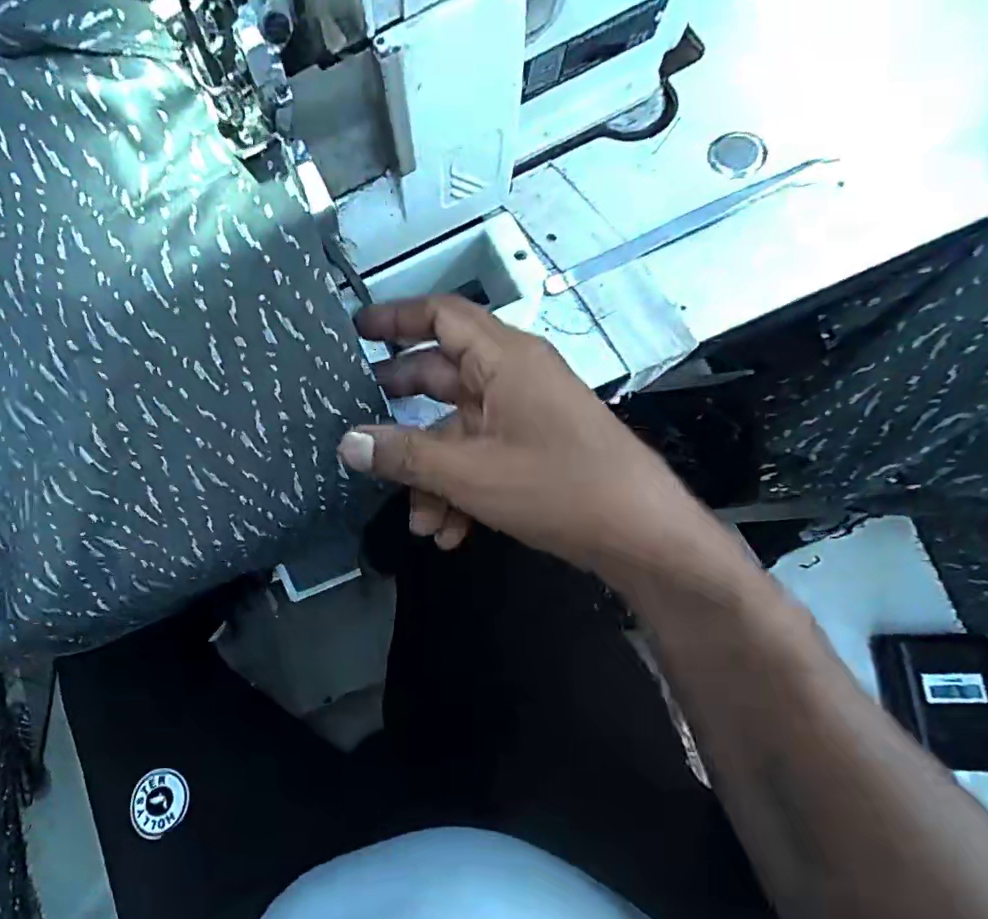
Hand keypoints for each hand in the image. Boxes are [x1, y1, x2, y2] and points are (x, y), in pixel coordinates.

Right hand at [339, 295, 714, 581]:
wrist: (639, 532)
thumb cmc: (559, 487)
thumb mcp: (471, 473)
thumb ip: (404, 456)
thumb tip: (348, 443)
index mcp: (504, 359)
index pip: (441, 316)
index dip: (395, 319)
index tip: (356, 333)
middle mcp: (516, 378)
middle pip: (443, 378)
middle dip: (403, 414)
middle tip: (364, 434)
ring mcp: (529, 416)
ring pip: (461, 432)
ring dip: (434, 476)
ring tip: (420, 522)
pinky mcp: (539, 452)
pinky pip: (487, 459)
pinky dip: (464, 490)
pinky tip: (451, 533)